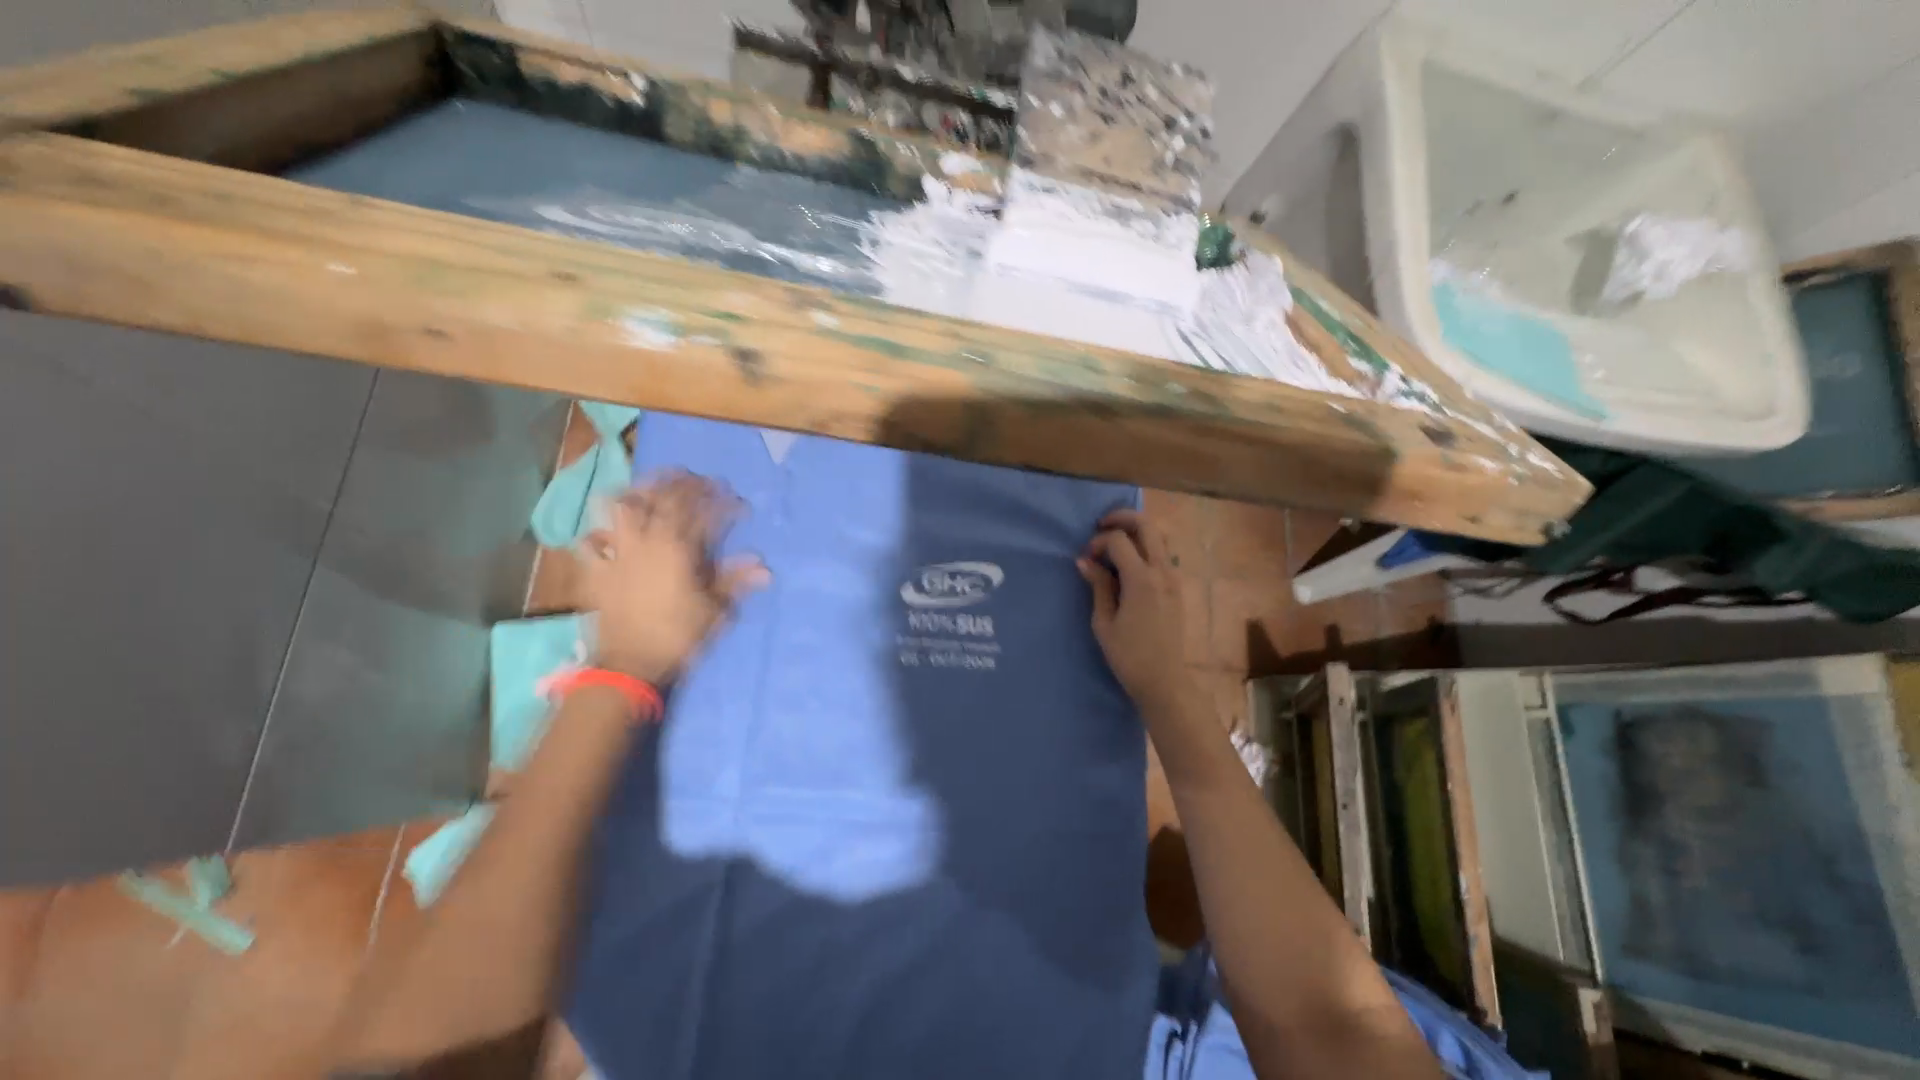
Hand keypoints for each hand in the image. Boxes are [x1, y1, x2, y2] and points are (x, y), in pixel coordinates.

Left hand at [578, 471, 769, 683]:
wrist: (628, 665)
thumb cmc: (677, 638)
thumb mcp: (715, 612)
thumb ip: (735, 582)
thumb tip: (764, 567)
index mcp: (679, 547)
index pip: (705, 511)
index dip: (724, 502)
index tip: (738, 505)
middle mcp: (646, 540)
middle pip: (663, 496)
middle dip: (684, 483)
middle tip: (698, 481)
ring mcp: (617, 552)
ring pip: (621, 506)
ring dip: (637, 493)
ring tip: (650, 492)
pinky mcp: (595, 569)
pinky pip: (590, 542)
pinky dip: (599, 534)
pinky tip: (609, 534)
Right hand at [1076, 509, 1193, 720]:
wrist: (1164, 681)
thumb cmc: (1128, 656)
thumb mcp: (1104, 622)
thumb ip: (1098, 586)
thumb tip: (1085, 560)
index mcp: (1142, 579)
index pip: (1119, 541)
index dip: (1098, 542)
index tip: (1085, 558)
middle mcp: (1162, 571)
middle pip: (1146, 526)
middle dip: (1122, 518)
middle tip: (1101, 525)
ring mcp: (1174, 578)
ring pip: (1159, 537)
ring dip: (1137, 532)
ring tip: (1116, 542)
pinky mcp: (1177, 587)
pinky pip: (1163, 554)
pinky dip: (1146, 548)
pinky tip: (1130, 563)